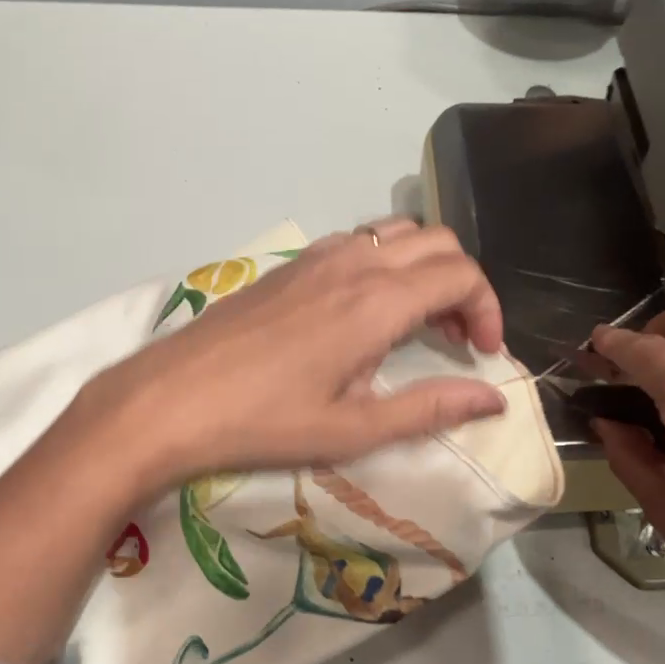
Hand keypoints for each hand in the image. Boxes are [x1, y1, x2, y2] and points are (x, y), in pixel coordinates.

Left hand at [77, 219, 508, 488]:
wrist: (171, 399)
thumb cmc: (266, 422)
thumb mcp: (355, 429)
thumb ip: (431, 407)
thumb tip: (494, 397)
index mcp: (378, 302)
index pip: (462, 275)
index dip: (489, 309)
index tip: (484, 354)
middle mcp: (355, 263)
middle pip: (439, 242)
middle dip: (465, 285)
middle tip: (459, 339)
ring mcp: (319, 256)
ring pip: (399, 234)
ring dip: (427, 269)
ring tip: (419, 325)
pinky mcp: (292, 264)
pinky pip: (361, 241)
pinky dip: (388, 263)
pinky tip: (368, 312)